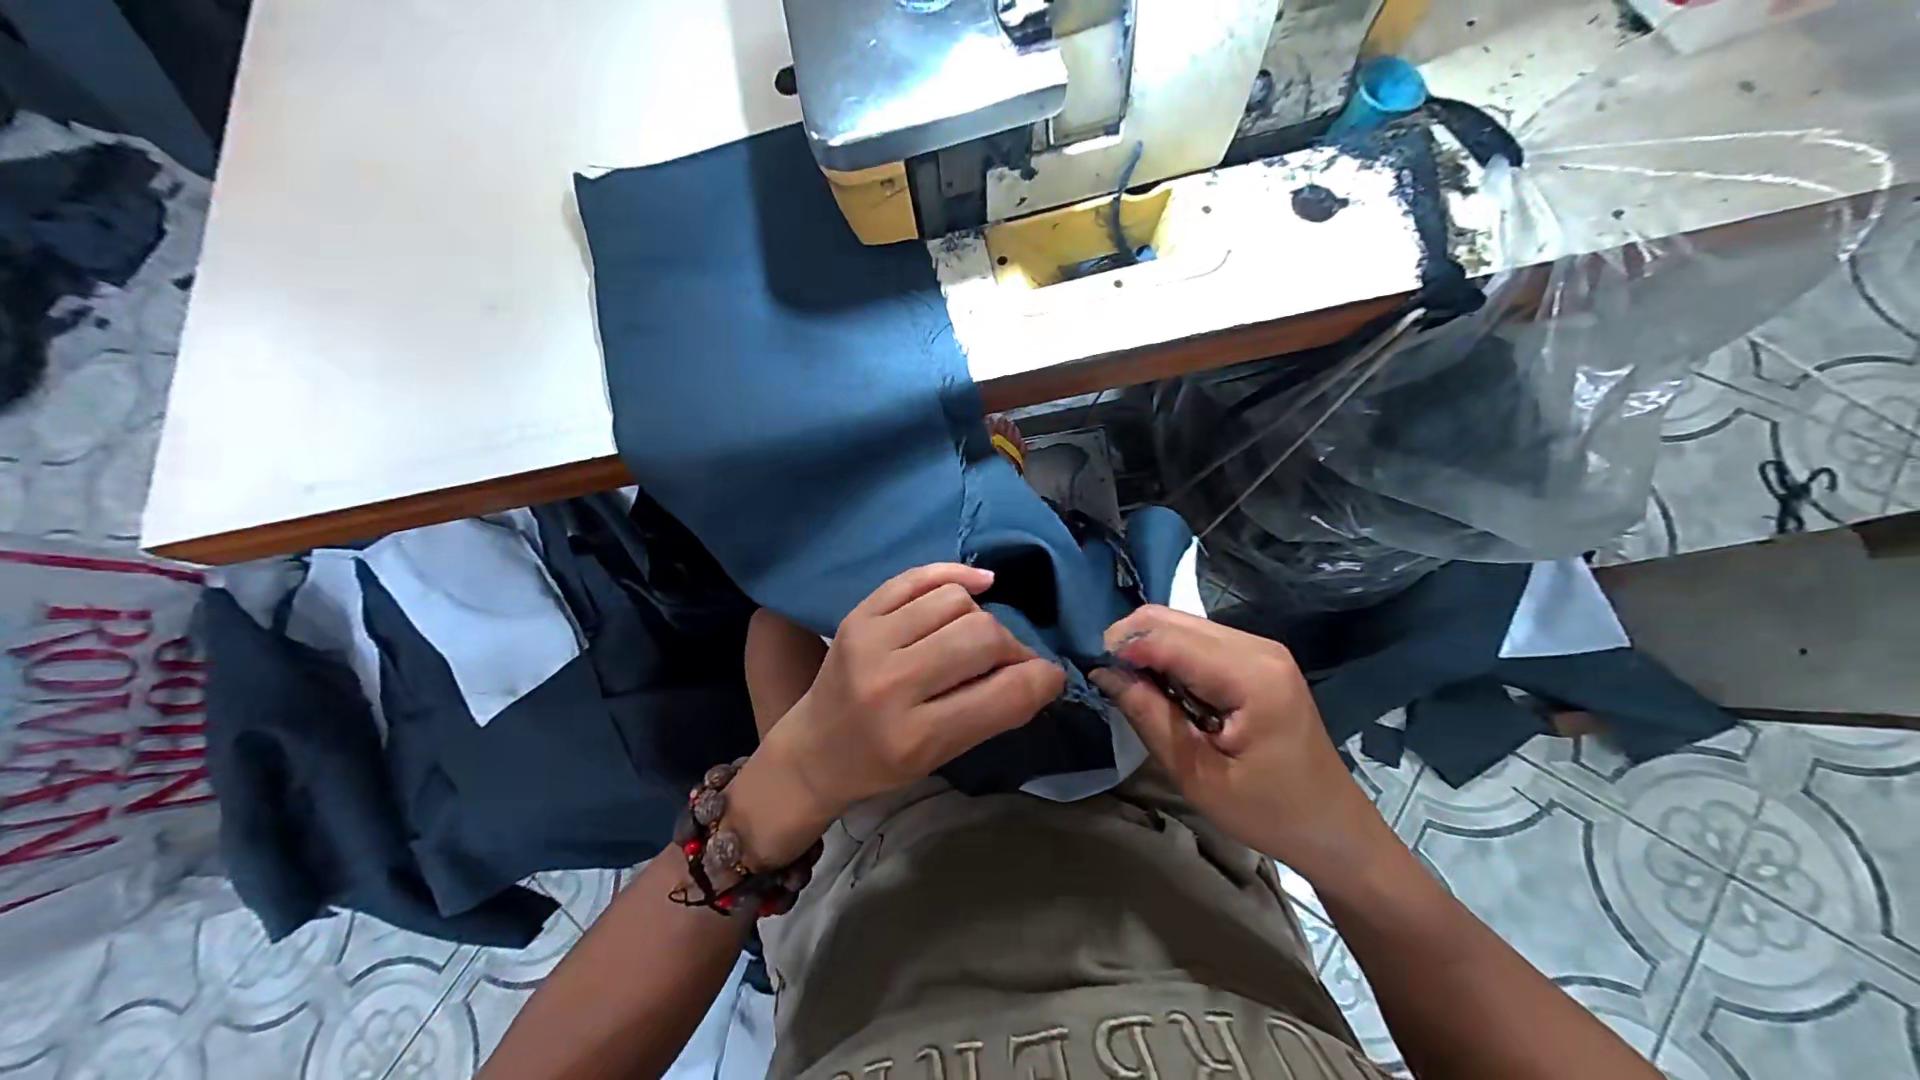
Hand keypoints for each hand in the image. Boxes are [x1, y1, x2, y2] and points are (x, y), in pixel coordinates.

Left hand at [749, 563, 1064, 846]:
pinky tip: (979, 585)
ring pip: (956, 600)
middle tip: (1010, 660)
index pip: (1003, 694)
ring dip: (981, 616)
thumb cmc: (882, 764)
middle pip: (982, 635)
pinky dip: (956, 575)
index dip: (1042, 679)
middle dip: (1012, 646)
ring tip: (975, 637)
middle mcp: (890, 684)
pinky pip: (919, 576)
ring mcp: (869, 641)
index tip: (1050, 675)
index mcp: (915, 736)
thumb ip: (993, 713)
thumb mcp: (942, 756)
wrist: (815, 749)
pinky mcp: (857, 614)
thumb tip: (1043, 671)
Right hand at [1090, 606, 1396, 890]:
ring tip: (1135, 691)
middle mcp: (1257, 646)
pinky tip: (1165, 689)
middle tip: (1109, 683)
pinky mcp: (1257, 657)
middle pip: (1171, 618)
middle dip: (1130, 642)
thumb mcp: (1198, 774)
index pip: (1167, 637)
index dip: (1122, 648)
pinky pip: (1197, 639)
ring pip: (1181, 624)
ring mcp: (1260, 648)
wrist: (1333, 828)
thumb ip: (1149, 715)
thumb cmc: (1269, 812)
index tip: (1092, 675)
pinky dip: (1169, 656)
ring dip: (1148, 649)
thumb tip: (1104, 673)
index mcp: (1251, 675)